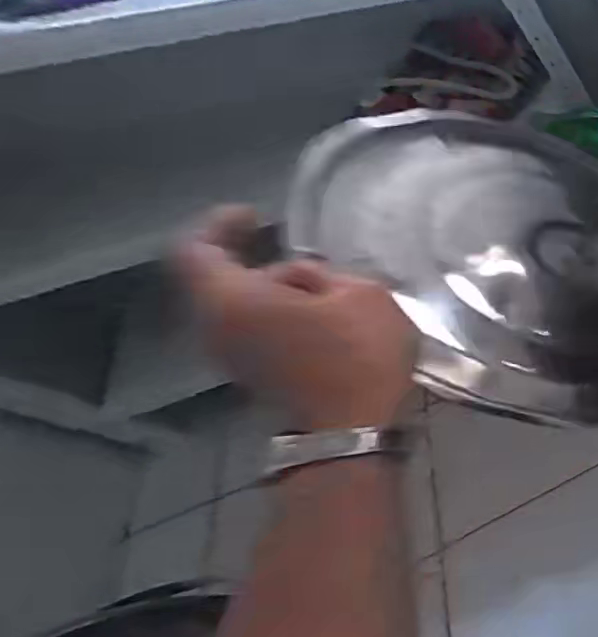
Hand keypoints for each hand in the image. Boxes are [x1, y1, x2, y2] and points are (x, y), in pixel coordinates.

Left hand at [175, 206, 418, 429]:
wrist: (353, 421)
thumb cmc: (358, 350)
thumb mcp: (362, 293)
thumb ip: (324, 274)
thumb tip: (302, 276)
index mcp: (231, 299)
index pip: (197, 250)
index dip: (220, 226)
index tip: (254, 215)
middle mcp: (214, 325)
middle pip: (221, 281)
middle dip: (261, 263)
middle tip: (308, 256)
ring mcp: (231, 354)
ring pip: (241, 307)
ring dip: (277, 291)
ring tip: (325, 287)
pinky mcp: (255, 371)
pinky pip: (256, 329)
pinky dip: (282, 314)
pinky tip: (323, 315)